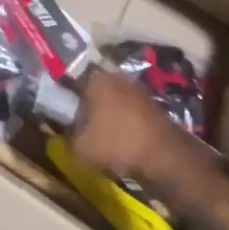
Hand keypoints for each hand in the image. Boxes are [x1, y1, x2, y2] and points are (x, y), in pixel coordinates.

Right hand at [69, 70, 183, 178]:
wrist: (165, 154)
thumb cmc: (117, 142)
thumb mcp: (80, 146)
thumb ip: (67, 134)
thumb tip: (65, 129)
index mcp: (94, 78)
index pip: (71, 81)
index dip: (65, 98)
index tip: (63, 115)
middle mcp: (115, 75)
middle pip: (93, 89)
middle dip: (87, 105)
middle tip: (81, 126)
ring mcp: (135, 88)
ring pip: (112, 99)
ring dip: (106, 113)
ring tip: (102, 136)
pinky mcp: (151, 103)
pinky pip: (128, 109)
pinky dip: (123, 121)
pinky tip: (121, 139)